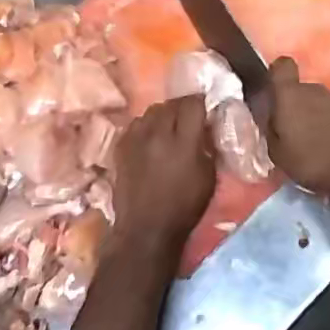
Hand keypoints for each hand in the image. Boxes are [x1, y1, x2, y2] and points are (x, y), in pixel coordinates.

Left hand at [109, 95, 215, 261]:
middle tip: (188, 114)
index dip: (200, 101)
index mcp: (184, 143)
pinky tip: (150, 136)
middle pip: (171, 104)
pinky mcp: (121, 145)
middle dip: (182, 106)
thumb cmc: (184, 208)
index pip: (193, 105)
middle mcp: (158, 134)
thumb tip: (206, 125)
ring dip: (163, 114)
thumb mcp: (208, 178)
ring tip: (168, 125)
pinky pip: (136, 124)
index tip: (205, 104)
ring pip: (151, 111)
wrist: (145, 228)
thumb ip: (208, 146)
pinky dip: (146, 125)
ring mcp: (136, 138)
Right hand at [263, 58, 329, 197]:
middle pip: (297, 91)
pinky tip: (328, 151)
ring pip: (314, 104)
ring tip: (309, 147)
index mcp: (290, 94)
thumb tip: (271, 119)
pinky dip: (327, 129)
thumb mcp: (278, 154)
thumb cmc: (315, 158)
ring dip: (310, 120)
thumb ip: (271, 131)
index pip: (281, 66)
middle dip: (291, 108)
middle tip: (288, 133)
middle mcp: (313, 89)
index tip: (272, 92)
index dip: (275, 74)